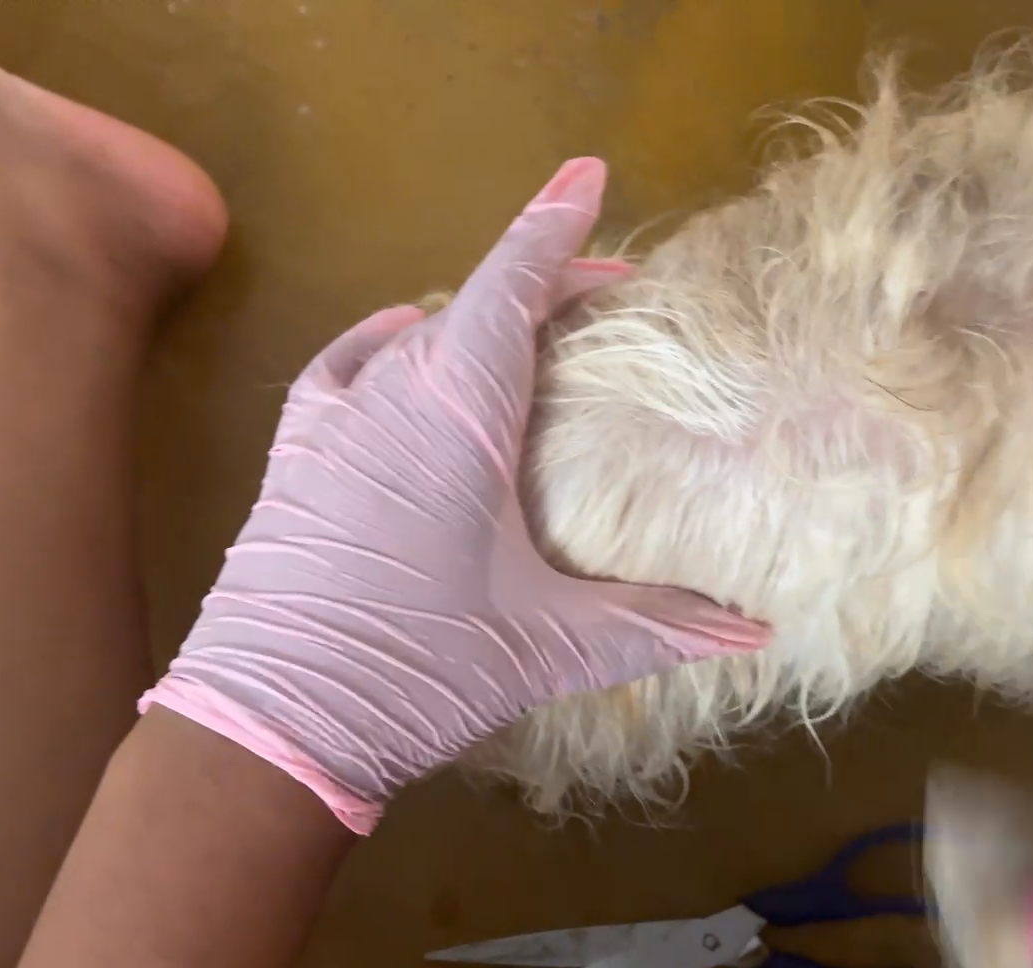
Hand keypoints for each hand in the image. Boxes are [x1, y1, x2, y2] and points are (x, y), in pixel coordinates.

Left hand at [142, 158, 769, 833]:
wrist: (273, 726)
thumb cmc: (423, 669)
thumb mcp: (555, 646)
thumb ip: (664, 629)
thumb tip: (760, 631)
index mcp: (455, 416)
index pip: (510, 289)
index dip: (553, 228)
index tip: (588, 176)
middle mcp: (388, 393)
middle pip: (474, 302)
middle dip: (542, 283)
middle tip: (605, 297)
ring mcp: (330, 419)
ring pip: (416, 332)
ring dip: (478, 316)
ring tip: (529, 331)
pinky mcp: (295, 451)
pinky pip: (350, 362)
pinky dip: (394, 340)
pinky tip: (406, 344)